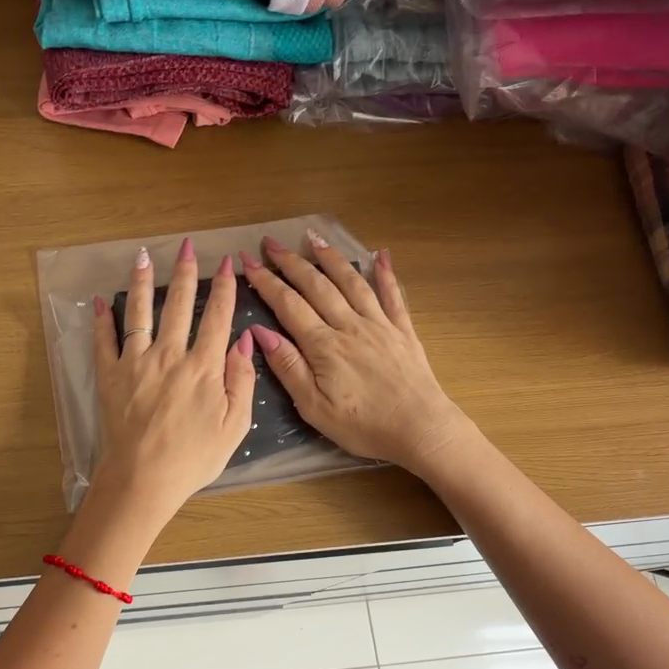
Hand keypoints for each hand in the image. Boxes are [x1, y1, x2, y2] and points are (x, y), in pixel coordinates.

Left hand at [91, 237, 255, 523]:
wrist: (143, 478)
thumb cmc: (193, 459)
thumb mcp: (234, 426)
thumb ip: (241, 381)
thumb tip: (245, 341)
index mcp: (203, 368)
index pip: (217, 317)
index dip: (224, 288)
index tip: (227, 264)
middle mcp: (170, 356)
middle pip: (179, 305)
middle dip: (185, 272)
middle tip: (187, 246)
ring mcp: (136, 363)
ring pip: (139, 313)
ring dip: (142, 282)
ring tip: (143, 256)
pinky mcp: (110, 376)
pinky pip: (104, 341)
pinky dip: (102, 319)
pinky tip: (99, 300)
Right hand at [240, 231, 472, 474]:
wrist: (421, 430)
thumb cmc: (364, 426)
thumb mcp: (314, 407)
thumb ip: (288, 367)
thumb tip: (259, 332)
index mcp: (324, 346)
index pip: (288, 305)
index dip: (266, 281)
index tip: (247, 261)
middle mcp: (350, 326)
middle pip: (316, 286)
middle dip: (290, 262)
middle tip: (270, 243)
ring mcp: (379, 325)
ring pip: (351, 282)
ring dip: (330, 258)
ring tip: (313, 238)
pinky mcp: (403, 331)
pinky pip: (392, 295)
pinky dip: (385, 273)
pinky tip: (380, 255)